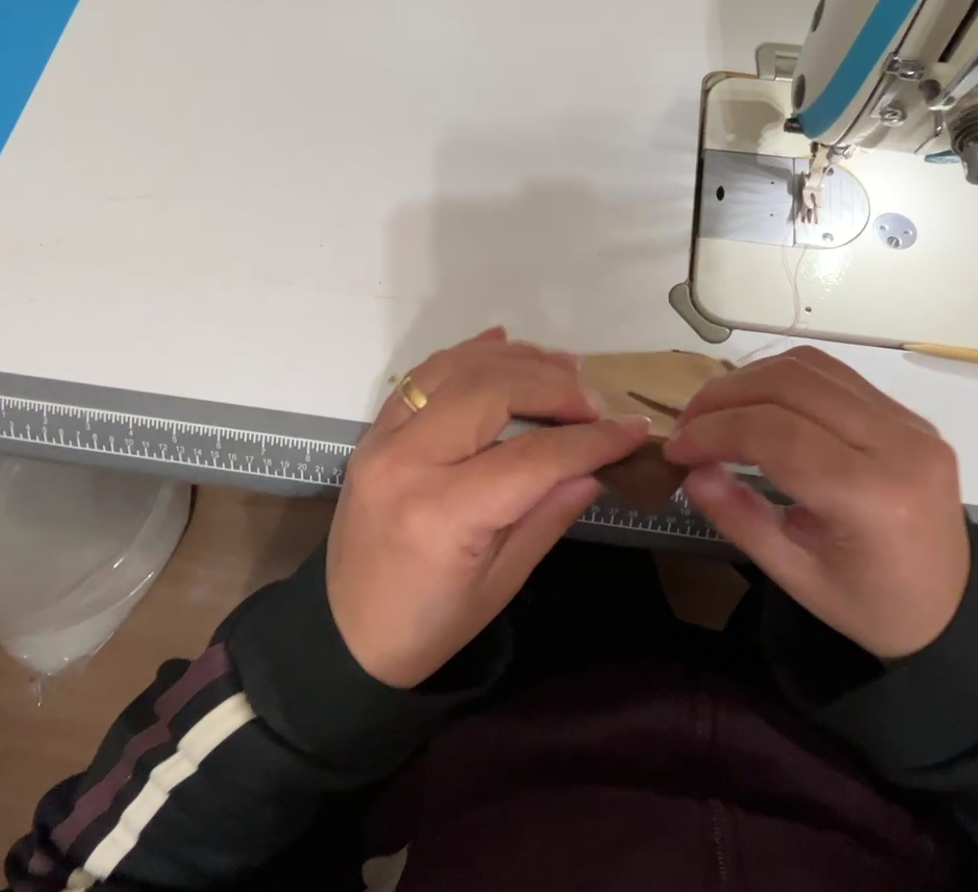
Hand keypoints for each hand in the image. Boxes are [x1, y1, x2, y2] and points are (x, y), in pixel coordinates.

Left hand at [328, 328, 651, 687]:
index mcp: (441, 514)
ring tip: (564, 366)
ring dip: (515, 360)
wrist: (344, 633)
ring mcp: (381, 441)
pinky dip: (465, 355)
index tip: (633, 430)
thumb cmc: (428, 624)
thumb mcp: (501, 583)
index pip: (533, 457)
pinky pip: (420, 376)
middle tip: (595, 402)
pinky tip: (502, 345)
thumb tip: (596, 467)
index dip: (591, 440)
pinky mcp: (372, 434)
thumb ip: (548, 516)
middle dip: (554, 387)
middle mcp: (406, 462)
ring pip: (455, 370)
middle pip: (490, 392)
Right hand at [663, 347, 968, 659]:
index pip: (777, 434)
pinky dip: (781, 380)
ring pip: (810, 367)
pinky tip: (755, 406)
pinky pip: (832, 375)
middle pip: (791, 385)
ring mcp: (909, 423)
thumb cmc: (869, 606)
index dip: (713, 431)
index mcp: (874, 497)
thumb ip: (739, 519)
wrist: (948, 610)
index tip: (673, 449)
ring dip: (749, 380)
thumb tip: (690, 472)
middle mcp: (900, 444)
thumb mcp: (795, 576)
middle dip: (723, 397)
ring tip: (714, 413)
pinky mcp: (907, 415)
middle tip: (686, 426)